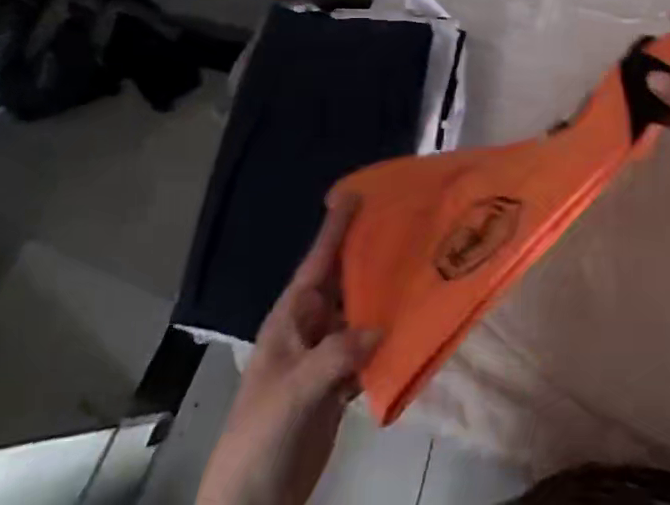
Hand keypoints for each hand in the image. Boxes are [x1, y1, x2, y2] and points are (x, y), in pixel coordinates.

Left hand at [195, 196, 379, 504]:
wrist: (253, 497)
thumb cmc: (261, 432)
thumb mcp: (294, 390)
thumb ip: (334, 356)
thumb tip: (380, 327)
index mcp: (290, 318)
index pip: (316, 264)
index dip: (334, 230)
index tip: (356, 194)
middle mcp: (309, 328)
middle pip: (342, 283)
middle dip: (367, 255)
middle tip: (404, 225)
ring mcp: (323, 356)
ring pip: (357, 315)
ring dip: (380, 296)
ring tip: (416, 267)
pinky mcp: (337, 384)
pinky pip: (365, 351)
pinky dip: (385, 339)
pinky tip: (409, 326)